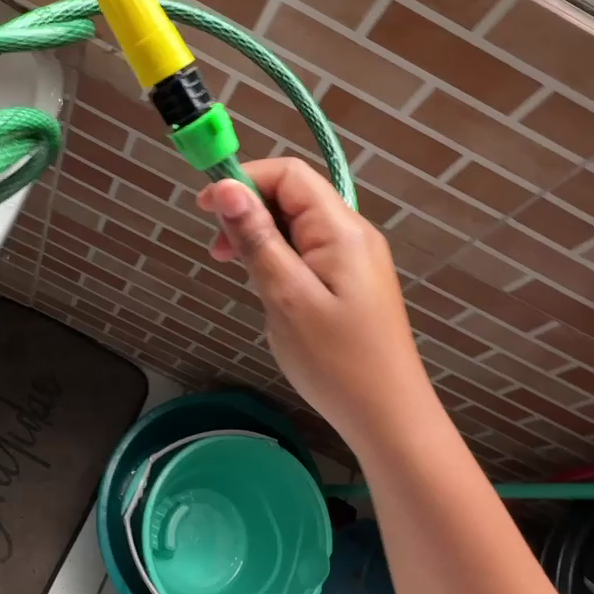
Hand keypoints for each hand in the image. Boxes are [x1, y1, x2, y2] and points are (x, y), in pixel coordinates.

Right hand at [197, 159, 434, 444]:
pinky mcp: (352, 284)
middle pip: (294, 197)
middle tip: (218, 253)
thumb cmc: (336, 361)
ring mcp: (356, 260)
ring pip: (299, 228)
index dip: (245, 179)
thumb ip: (258, 239)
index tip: (205, 208)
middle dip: (250, 212)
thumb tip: (226, 187)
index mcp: (341, 229)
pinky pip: (309, 255)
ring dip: (262, 240)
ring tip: (238, 273)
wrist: (388, 418)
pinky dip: (280, 261)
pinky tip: (267, 290)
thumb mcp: (287, 297)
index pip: (289, 175)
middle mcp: (353, 234)